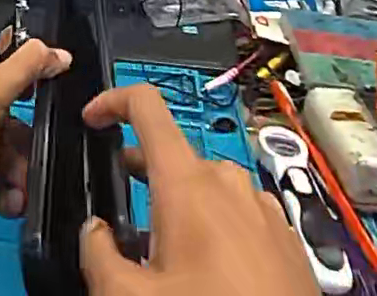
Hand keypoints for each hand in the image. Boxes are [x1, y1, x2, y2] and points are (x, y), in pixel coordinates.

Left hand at [0, 39, 71, 254]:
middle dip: (34, 145)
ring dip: (23, 175)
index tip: (63, 103)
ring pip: (10, 160)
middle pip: (19, 128)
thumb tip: (64, 52)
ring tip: (24, 190)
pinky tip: (12, 204)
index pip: (20, 83)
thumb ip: (28, 67)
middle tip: (44, 160)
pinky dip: (6, 197)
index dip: (40, 91)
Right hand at [79, 84, 318, 295]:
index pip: (146, 105)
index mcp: (188, 181)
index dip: (112, 101)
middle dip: (141, 173)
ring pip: (206, 187)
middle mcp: (227, 180)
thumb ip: (99, 256)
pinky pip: (238, 214)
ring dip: (178, 207)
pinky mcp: (285, 237)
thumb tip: (94, 230)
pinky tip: (209, 275)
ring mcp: (261, 206)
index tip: (91, 120)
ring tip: (164, 254)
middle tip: (119, 212)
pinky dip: (214, 228)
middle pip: (174, 155)